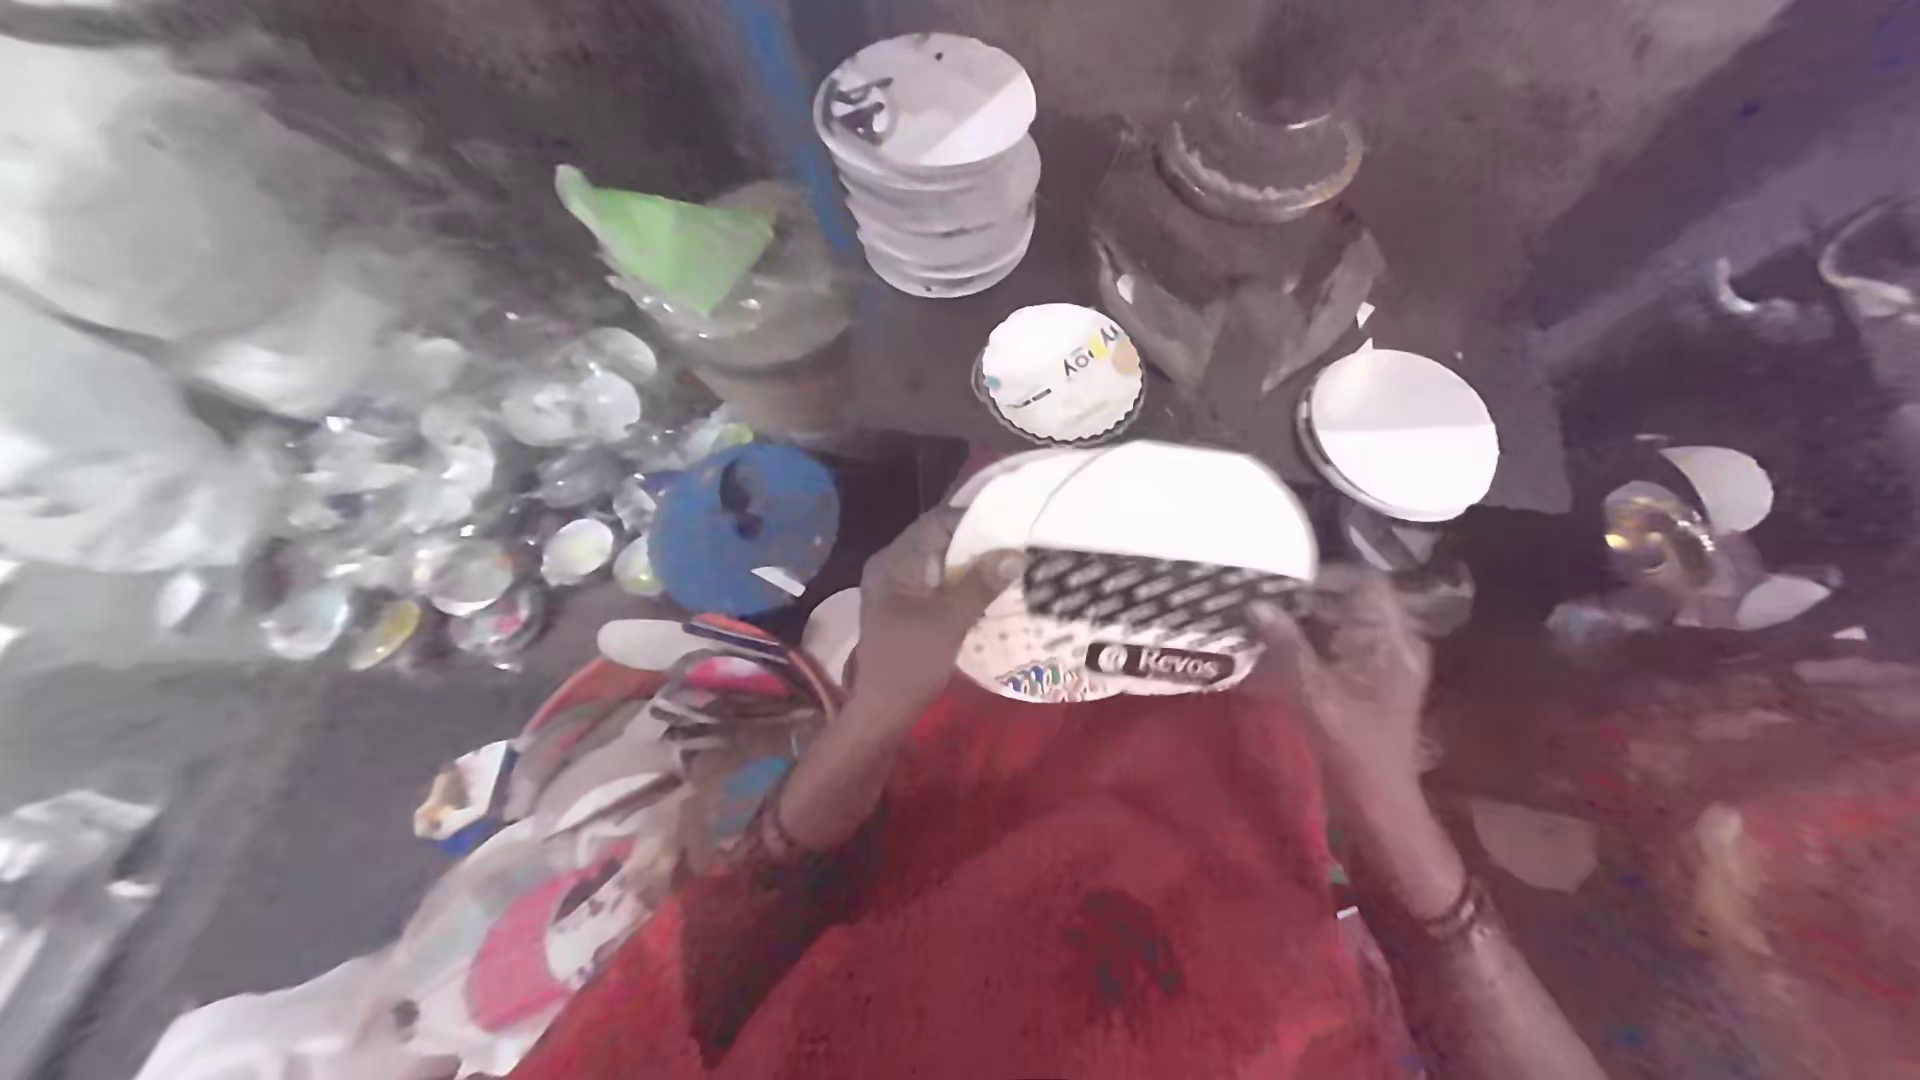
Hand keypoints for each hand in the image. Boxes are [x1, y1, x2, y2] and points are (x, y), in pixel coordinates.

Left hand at [848, 508, 1023, 722]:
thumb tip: (1015, 554)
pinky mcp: (908, 604)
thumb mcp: (949, 622)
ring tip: (1010, 561)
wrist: (883, 710)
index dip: (972, 521)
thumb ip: (980, 585)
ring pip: (941, 561)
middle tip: (1016, 542)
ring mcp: (899, 586)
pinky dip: (963, 581)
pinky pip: (939, 581)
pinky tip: (991, 588)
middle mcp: (892, 566)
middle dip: (977, 541)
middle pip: (939, 540)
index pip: (935, 524)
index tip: (1009, 524)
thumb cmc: (910, 663)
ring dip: (972, 563)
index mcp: (893, 562)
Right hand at [1248, 565, 1432, 804]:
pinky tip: (1285, 643)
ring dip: (1311, 615)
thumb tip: (1255, 604)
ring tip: (1270, 615)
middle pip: (1356, 599)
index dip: (1327, 574)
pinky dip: (1316, 636)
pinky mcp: (1376, 678)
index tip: (1285, 577)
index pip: (1367, 582)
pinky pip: (1346, 640)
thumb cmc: (1351, 744)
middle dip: (1311, 594)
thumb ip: (1284, 642)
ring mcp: (1389, 661)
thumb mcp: (1312, 689)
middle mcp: (1397, 643)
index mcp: (1392, 640)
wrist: (1378, 798)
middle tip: (1268, 594)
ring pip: (1349, 619)